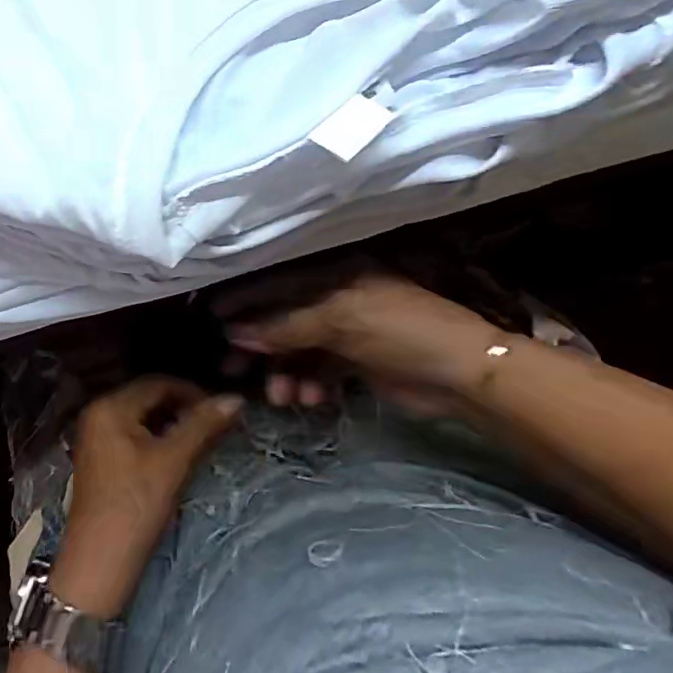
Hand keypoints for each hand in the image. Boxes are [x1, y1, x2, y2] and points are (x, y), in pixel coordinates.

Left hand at [53, 377, 243, 617]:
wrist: (99, 566)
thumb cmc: (136, 506)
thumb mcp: (174, 461)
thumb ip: (204, 425)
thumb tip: (236, 399)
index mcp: (109, 407)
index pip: (158, 383)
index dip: (193, 392)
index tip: (220, 410)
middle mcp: (97, 414)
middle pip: (149, 398)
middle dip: (183, 407)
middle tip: (213, 425)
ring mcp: (95, 437)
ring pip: (142, 417)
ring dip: (172, 423)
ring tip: (199, 440)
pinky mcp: (99, 458)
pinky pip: (133, 434)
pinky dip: (156, 438)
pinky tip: (175, 454)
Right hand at [219, 271, 506, 414]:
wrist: (460, 374)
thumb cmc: (400, 330)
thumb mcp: (340, 321)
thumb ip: (286, 326)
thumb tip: (234, 331)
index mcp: (336, 274)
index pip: (280, 282)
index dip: (246, 299)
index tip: (212, 318)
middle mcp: (337, 298)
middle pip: (285, 319)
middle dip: (260, 346)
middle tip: (233, 371)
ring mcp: (348, 330)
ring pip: (299, 349)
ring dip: (285, 373)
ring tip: (283, 397)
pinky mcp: (357, 361)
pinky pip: (319, 370)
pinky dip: (310, 384)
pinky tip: (309, 399)